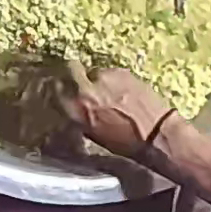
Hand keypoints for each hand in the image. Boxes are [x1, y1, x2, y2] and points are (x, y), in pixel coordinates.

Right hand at [58, 61, 186, 162]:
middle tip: (86, 83)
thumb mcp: (92, 133)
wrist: (154, 134)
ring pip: (96, 72)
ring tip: (113, 93)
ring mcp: (105, 77)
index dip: (59, 85)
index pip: (56, 87)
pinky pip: (112, 72)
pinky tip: (126, 92)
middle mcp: (86, 89)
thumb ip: (79, 115)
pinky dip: (116, 80)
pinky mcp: (122, 71)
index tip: (63, 86)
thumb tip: (74, 106)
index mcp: (75, 109)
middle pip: (72, 69)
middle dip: (76, 73)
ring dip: (100, 79)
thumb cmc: (123, 142)